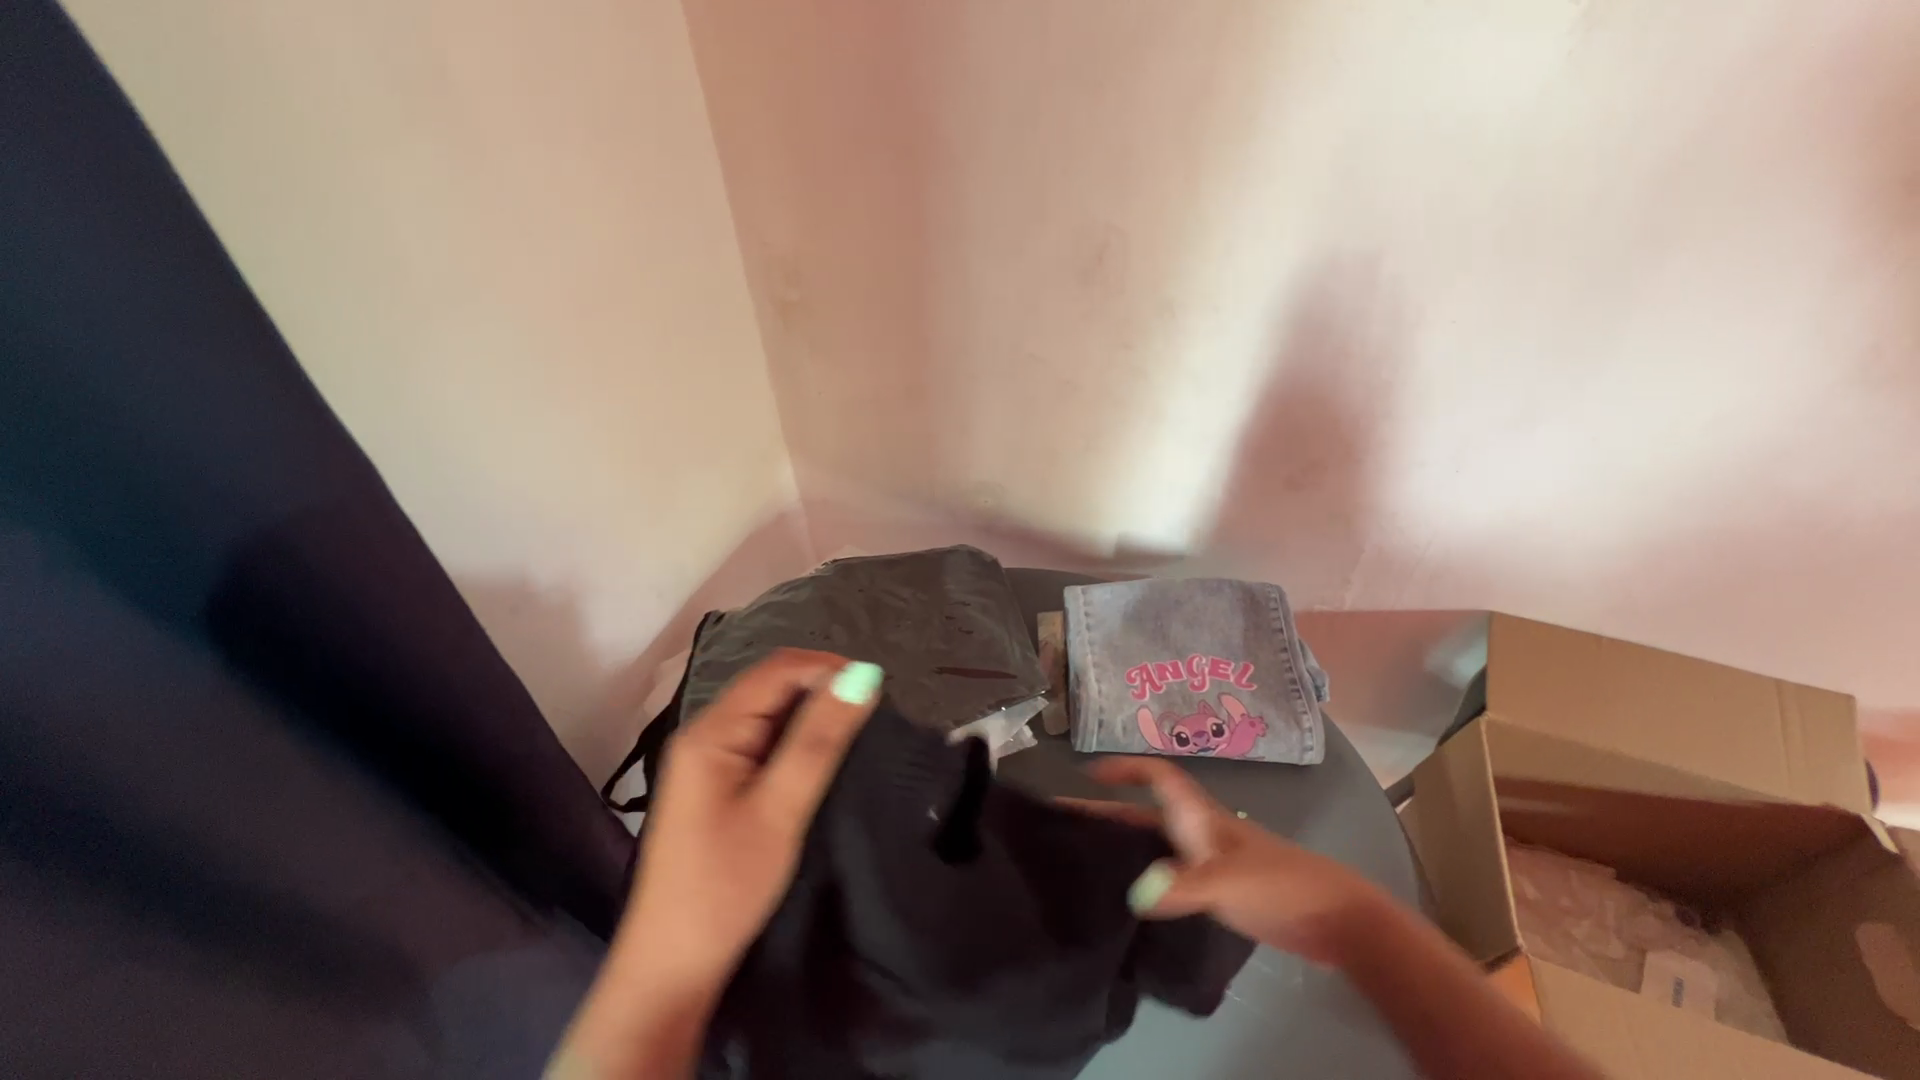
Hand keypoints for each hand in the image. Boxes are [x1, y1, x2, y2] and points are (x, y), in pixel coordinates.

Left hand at [620, 649, 883, 984]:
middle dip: (822, 688)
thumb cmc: (727, 885)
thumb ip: (820, 740)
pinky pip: (762, 741)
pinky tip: (821, 758)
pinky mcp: (716, 784)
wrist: (674, 960)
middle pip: (770, 686)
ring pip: (768, 713)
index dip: (828, 668)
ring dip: (812, 714)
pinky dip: (796, 739)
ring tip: (856, 733)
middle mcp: (705, 733)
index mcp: (712, 730)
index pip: (777, 669)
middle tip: (872, 715)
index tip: (878, 690)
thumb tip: (863, 676)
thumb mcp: (782, 808)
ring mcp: (707, 760)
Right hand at [1076, 756, 1383, 964]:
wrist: (1335, 918)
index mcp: (1201, 816)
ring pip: (1156, 843)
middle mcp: (1200, 831)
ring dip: (1123, 843)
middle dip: (1109, 811)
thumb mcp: (1229, 880)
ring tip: (1085, 857)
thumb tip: (1133, 894)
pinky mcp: (1218, 890)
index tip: (1088, 773)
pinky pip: (1169, 874)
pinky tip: (1128, 896)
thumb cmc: (1281, 884)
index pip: (1159, 776)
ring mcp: (1210, 861)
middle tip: (1068, 824)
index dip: (1126, 768)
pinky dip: (1145, 876)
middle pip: (1147, 811)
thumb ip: (1184, 886)